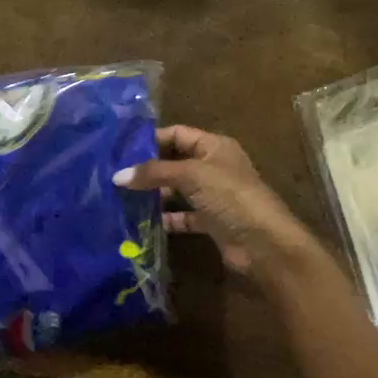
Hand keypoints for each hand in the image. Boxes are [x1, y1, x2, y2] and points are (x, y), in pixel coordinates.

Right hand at [115, 126, 317, 279]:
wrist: (263, 243)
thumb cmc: (230, 196)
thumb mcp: (192, 175)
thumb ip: (155, 173)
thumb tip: (117, 176)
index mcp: (215, 146)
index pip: (178, 134)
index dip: (151, 139)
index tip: (120, 148)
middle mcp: (214, 167)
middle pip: (176, 162)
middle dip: (149, 169)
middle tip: (115, 175)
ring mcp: (213, 196)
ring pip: (178, 190)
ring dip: (155, 195)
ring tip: (121, 198)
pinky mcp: (211, 222)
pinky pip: (183, 216)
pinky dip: (166, 219)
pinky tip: (142, 223)